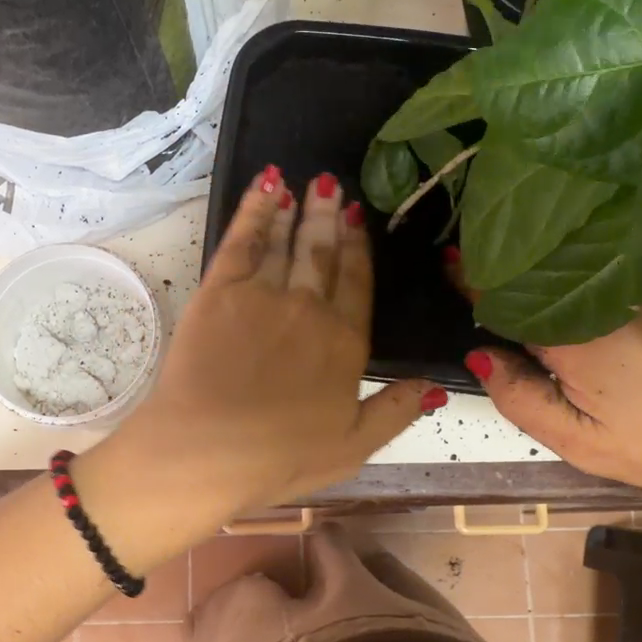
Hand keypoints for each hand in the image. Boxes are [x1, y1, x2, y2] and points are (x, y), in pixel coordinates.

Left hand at [87, 167, 442, 523]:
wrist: (206, 452)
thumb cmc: (279, 459)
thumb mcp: (352, 448)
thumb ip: (395, 412)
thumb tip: (435, 386)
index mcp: (344, 344)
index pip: (357, 285)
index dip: (358, 250)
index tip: (357, 220)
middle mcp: (309, 309)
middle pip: (322, 255)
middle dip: (327, 218)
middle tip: (329, 184)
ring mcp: (262, 296)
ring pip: (283, 243)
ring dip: (294, 211)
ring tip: (299, 183)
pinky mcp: (219, 292)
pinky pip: (242, 239)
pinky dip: (254, 210)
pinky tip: (265, 187)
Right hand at [467, 265, 641, 510]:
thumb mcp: (577, 440)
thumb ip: (519, 397)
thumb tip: (477, 355)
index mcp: (574, 335)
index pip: (507, 292)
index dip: (473, 276)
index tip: (449, 259)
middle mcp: (607, 292)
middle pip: (540, 262)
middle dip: (505, 257)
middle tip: (475, 251)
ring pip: (577, 247)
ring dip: (545, 244)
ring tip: (519, 243)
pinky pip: (617, 242)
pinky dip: (588, 240)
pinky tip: (575, 247)